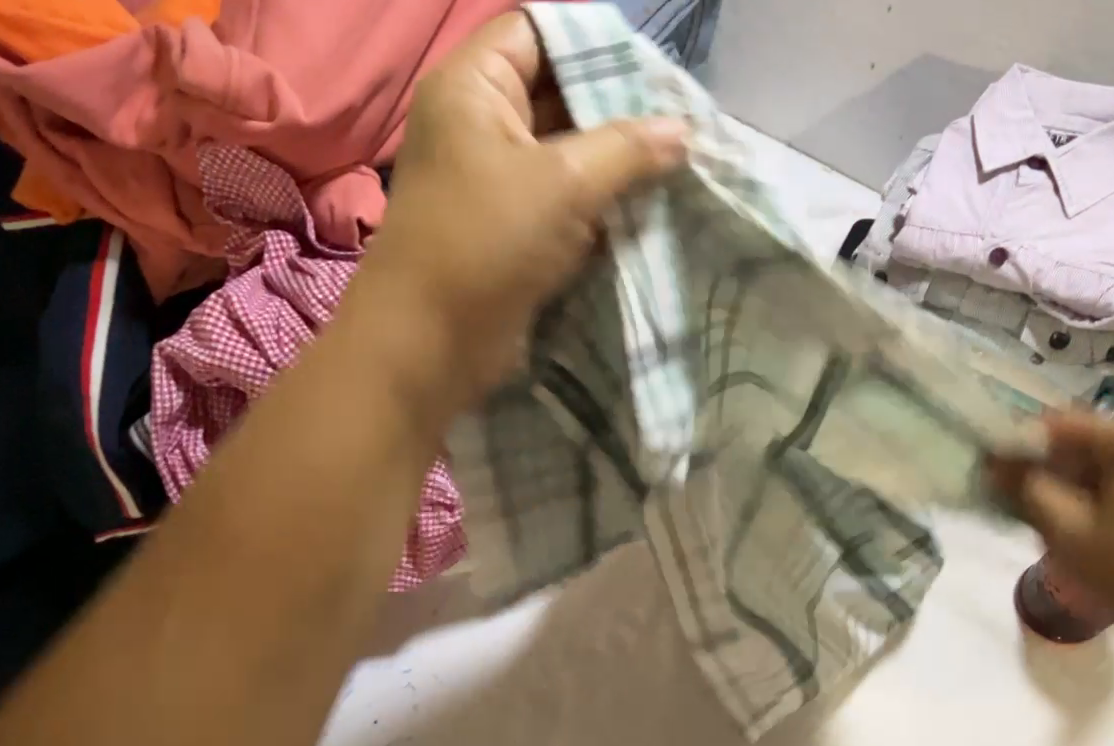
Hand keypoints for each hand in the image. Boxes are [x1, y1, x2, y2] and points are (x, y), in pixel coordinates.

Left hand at [364, 12, 688, 410]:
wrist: (431, 344)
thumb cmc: (487, 243)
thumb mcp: (564, 183)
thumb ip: (627, 149)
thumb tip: (681, 132)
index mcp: (473, 88)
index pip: (538, 33)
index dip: (596, 45)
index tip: (655, 76)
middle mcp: (481, 128)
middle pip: (559, 97)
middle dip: (619, 114)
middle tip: (680, 129)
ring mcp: (496, 186)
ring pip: (567, 159)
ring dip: (616, 170)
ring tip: (675, 172)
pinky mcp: (512, 236)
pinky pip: (564, 208)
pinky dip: (601, 212)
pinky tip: (647, 216)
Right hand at [990, 412, 1113, 649]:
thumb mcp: (1068, 532)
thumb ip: (1027, 488)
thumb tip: (996, 462)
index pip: (1065, 424)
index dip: (1023, 444)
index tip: (996, 469)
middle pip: (1098, 439)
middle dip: (1060, 466)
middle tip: (1031, 501)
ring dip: (1090, 480)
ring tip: (1069, 519)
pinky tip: (1109, 525)